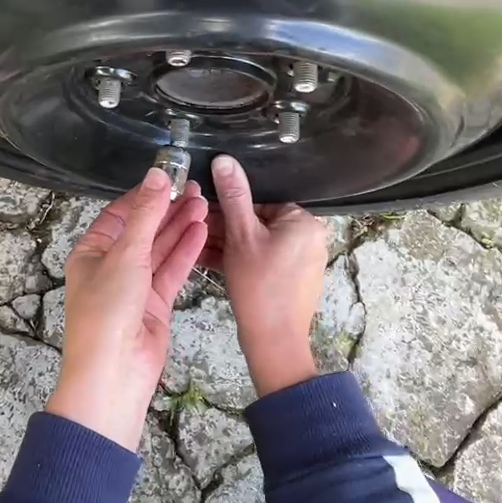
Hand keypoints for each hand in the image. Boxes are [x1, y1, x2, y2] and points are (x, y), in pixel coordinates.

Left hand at [47, 168, 209, 449]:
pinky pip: (172, 271)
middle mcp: (111, 266)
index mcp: (90, 252)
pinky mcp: (155, 304)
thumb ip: (145, 215)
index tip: (169, 176)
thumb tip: (157, 174)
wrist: (114, 373)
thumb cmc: (107, 310)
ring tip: (205, 203)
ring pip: (160, 249)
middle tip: (195, 187)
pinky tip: (203, 230)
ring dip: (181, 227)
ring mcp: (134, 286)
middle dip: (167, 209)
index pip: (119, 214)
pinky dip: (186, 251)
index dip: (144, 196)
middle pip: (143, 230)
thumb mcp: (126, 254)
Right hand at [203, 154, 329, 397]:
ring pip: (255, 242)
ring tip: (193, 241)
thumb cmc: (260, 286)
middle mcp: (308, 238)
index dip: (228, 203)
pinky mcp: (288, 279)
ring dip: (225, 242)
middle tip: (192, 224)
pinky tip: (205, 258)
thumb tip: (224, 159)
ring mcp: (299, 261)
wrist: (273, 342)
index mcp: (304, 222)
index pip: (262, 200)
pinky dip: (236, 259)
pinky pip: (259, 260)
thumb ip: (233, 196)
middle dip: (223, 224)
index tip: (201, 205)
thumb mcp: (241, 236)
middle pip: (257, 221)